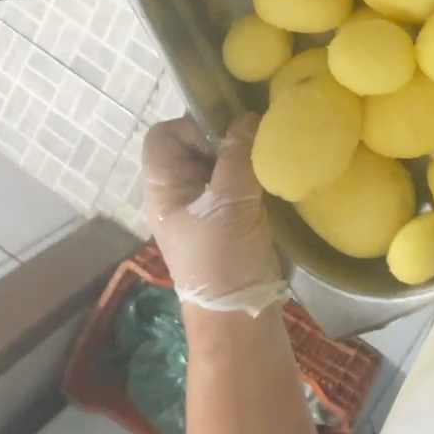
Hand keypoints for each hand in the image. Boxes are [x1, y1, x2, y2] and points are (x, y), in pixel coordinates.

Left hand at [143, 115, 286, 315]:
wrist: (240, 316)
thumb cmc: (224, 261)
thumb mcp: (230, 205)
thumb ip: (237, 157)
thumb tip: (248, 117)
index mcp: (164, 190)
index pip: (163, 136)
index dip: (191, 127)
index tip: (224, 139)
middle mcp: (179, 193)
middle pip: (192, 144)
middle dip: (224, 138)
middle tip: (253, 145)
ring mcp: (204, 206)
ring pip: (218, 161)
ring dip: (242, 156)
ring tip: (266, 160)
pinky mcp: (228, 217)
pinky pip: (236, 180)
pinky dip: (252, 173)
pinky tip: (271, 178)